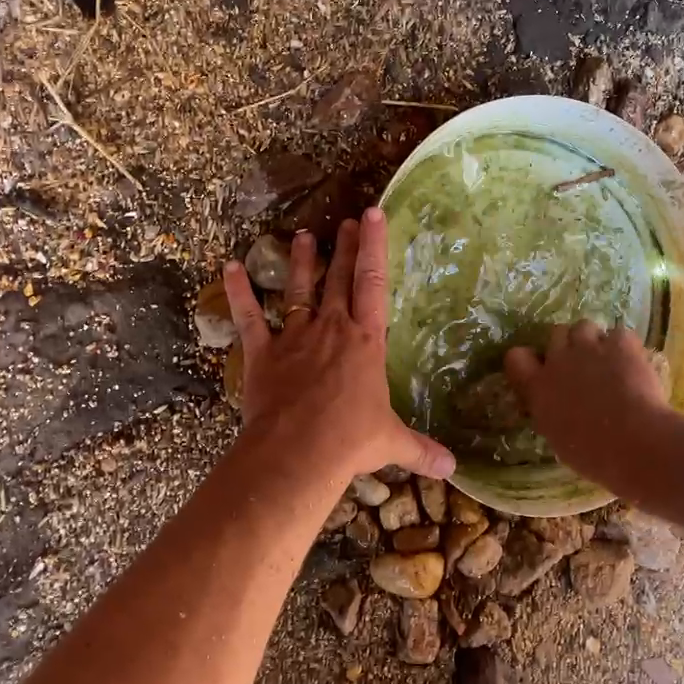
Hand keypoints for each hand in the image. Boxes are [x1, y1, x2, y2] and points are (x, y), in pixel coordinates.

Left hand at [224, 208, 455, 482]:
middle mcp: (332, 328)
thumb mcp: (391, 442)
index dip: (374, 246)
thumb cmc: (351, 440)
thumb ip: (421, 450)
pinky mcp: (263, 353)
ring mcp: (295, 337)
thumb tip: (453, 469)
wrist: (299, 451)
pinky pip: (249, 318)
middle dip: (345, 247)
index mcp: (366, 341)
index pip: (374, 282)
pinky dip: (239, 293)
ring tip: (303, 235)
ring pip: (299, 290)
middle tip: (347, 220)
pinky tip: (230, 268)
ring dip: (302, 262)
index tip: (372, 214)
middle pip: (340, 278)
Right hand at [504, 320, 673, 482]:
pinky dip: (625, 347)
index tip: (542, 368)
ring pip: (585, 326)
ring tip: (609, 361)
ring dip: (594, 340)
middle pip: (556, 333)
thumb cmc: (593, 453)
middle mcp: (559, 359)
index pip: (516, 357)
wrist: (633, 441)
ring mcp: (590, 347)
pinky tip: (633, 364)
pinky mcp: (620, 343)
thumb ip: (551, 410)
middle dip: (568, 345)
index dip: (530, 359)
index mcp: (539, 387)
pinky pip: (619, 335)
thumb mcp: (558, 437)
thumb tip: (557, 404)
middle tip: (583, 365)